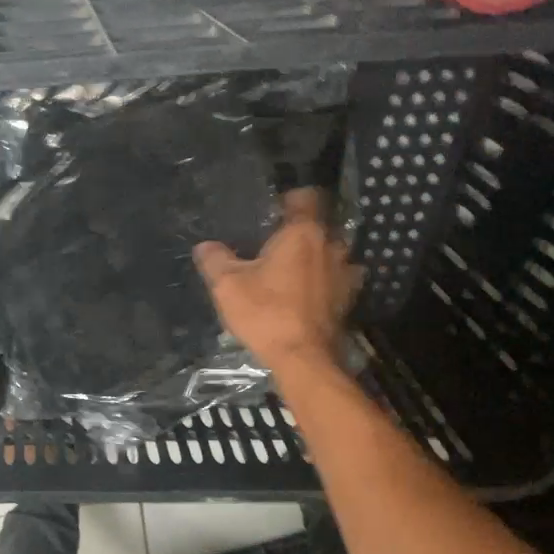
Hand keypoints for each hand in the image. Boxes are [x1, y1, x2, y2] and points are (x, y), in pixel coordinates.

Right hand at [192, 189, 360, 367]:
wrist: (303, 357)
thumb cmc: (266, 313)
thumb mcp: (227, 286)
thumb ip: (215, 260)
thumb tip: (204, 245)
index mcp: (302, 232)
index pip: (305, 196)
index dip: (289, 200)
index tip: (273, 212)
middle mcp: (331, 244)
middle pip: (317, 226)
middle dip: (298, 234)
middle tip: (273, 249)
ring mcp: (345, 270)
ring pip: (328, 253)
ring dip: (313, 258)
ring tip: (290, 275)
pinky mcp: (349, 297)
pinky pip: (336, 278)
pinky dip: (323, 282)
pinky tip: (307, 296)